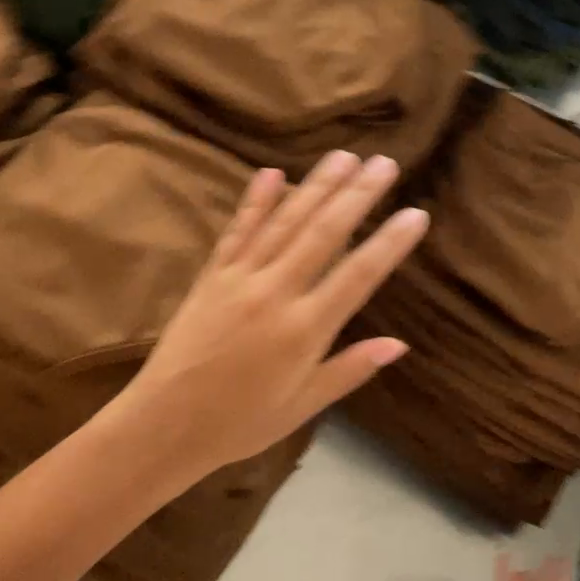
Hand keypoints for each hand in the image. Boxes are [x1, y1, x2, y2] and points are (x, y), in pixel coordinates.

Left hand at [116, 150, 428, 472]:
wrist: (163, 424)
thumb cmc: (239, 423)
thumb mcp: (302, 406)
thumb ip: (349, 369)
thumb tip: (399, 344)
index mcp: (303, 330)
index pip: (357, 276)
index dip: (389, 244)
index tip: (416, 214)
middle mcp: (275, 293)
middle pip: (323, 234)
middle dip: (357, 196)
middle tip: (385, 163)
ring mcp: (240, 278)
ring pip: (284, 222)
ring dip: (316, 186)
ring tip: (344, 156)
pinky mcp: (212, 275)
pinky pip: (238, 230)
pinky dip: (255, 200)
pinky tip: (272, 172)